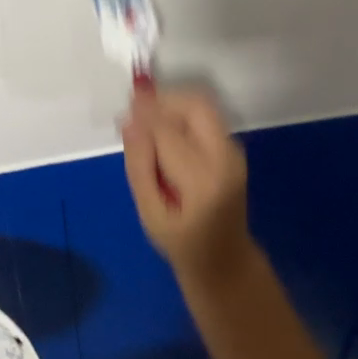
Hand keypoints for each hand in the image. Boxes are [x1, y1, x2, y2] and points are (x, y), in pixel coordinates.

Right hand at [120, 86, 252, 283]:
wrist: (225, 259)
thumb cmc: (181, 242)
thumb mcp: (150, 212)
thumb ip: (139, 165)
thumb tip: (129, 121)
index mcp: (203, 179)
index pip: (169, 131)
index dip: (145, 113)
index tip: (123, 109)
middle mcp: (225, 158)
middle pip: (196, 105)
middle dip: (164, 99)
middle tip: (136, 111)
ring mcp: (234, 152)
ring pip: (202, 107)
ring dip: (172, 106)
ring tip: (146, 125)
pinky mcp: (233, 149)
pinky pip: (205, 118)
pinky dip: (181, 116)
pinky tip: (163, 136)